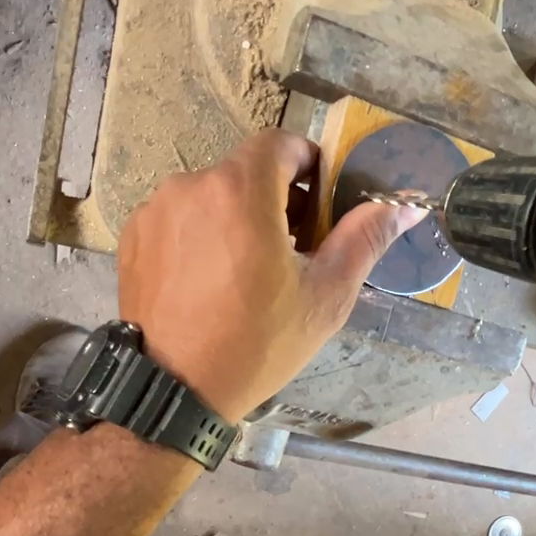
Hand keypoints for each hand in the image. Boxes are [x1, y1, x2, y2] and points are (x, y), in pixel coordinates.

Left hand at [117, 129, 426, 419]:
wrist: (174, 391)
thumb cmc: (256, 344)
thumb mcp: (324, 296)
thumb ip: (364, 239)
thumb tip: (404, 207)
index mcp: (239, 189)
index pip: (280, 144)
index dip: (306, 165)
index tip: (317, 204)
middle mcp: (189, 186)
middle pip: (243, 173)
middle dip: (272, 200)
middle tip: (288, 252)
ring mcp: (154, 213)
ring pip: (208, 199)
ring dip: (232, 220)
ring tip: (243, 275)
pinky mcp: (132, 240)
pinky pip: (177, 223)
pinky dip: (197, 239)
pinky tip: (206, 284)